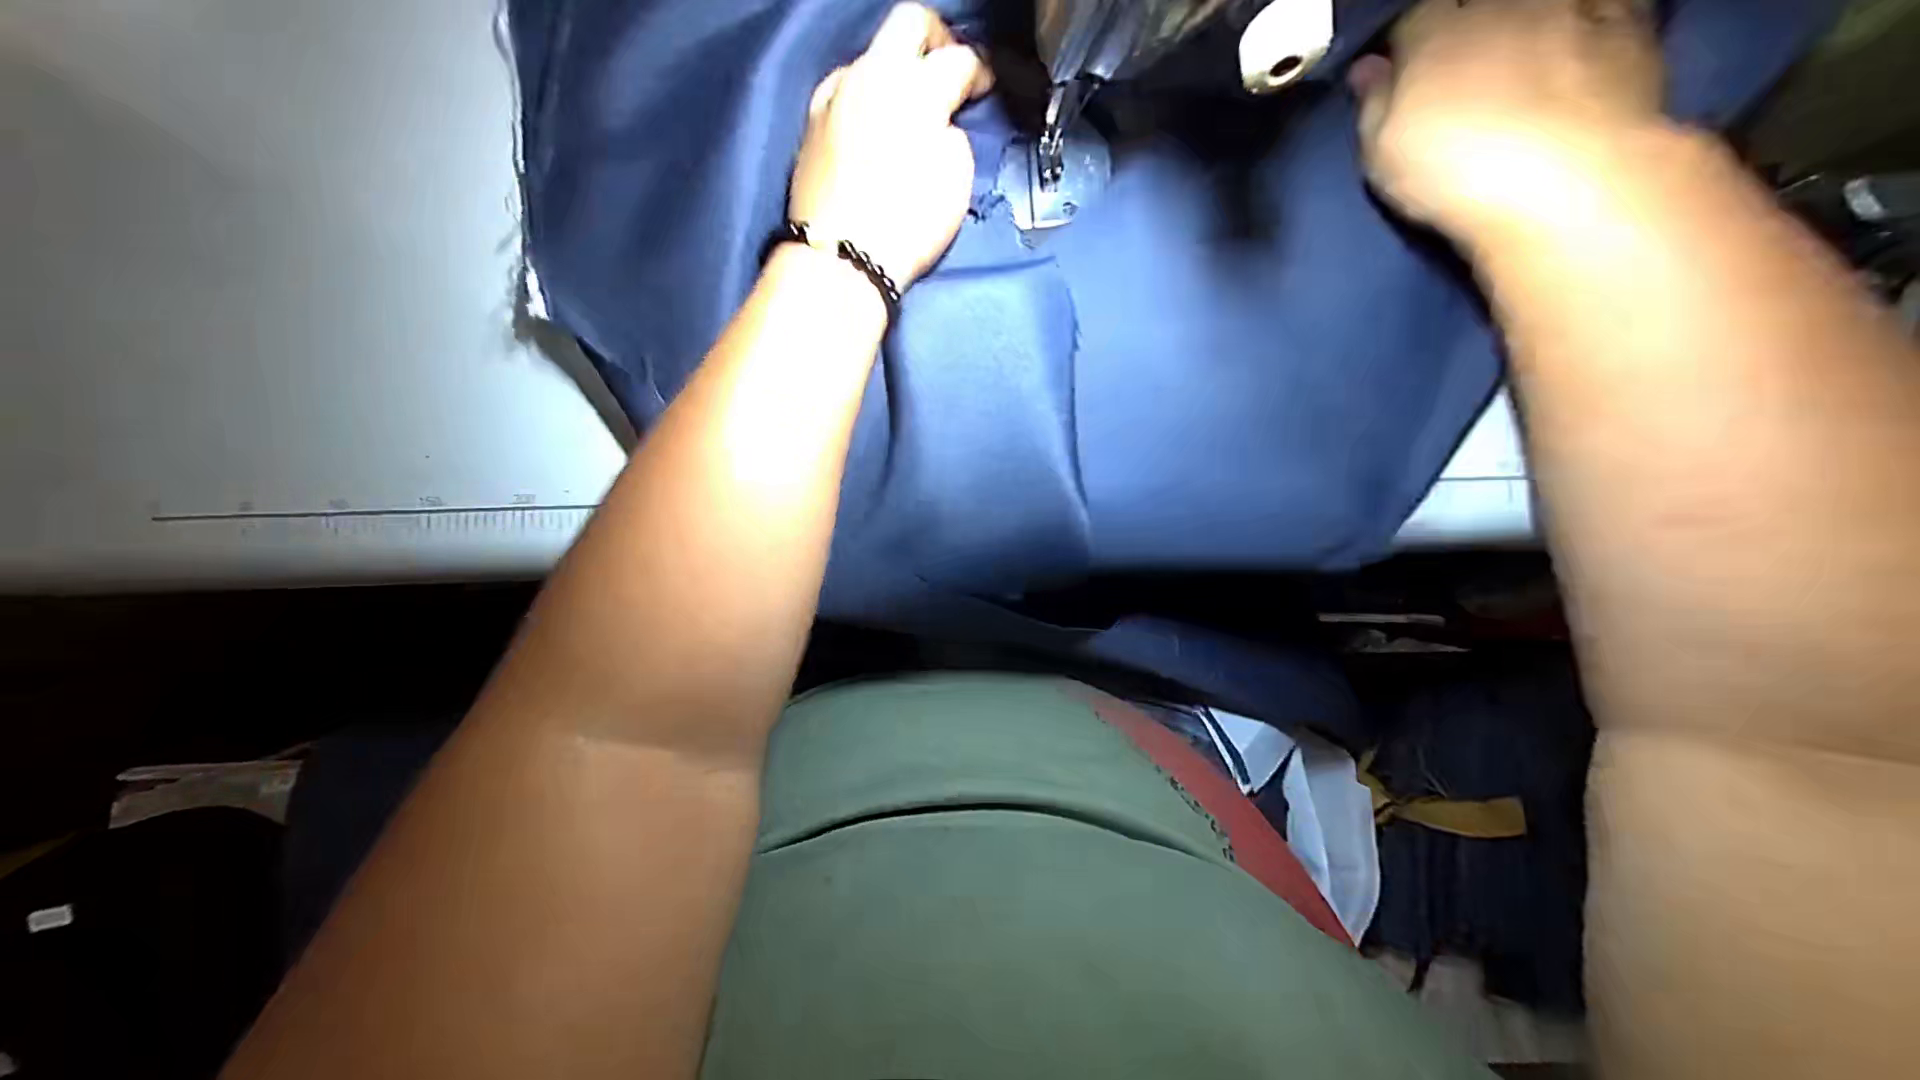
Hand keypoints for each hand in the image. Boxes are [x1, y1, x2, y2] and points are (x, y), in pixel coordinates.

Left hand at [789, 3, 993, 290]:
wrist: (841, 258)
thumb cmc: (906, 224)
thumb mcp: (955, 180)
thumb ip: (953, 137)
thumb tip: (940, 128)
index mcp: (916, 86)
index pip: (960, 58)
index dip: (982, 70)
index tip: (985, 85)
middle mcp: (872, 73)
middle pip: (909, 23)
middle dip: (937, 39)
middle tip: (948, 69)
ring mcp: (835, 93)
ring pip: (872, 55)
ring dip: (896, 69)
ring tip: (908, 105)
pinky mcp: (811, 122)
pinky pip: (844, 88)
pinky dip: (865, 95)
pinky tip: (871, 123)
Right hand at [1350, 0, 1667, 246]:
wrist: (1566, 183)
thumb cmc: (1454, 172)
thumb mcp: (1383, 154)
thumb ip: (1374, 105)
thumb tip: (1367, 69)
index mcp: (1437, 33)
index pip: (1411, 20)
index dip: (1402, 48)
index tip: (1397, 75)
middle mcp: (1503, 5)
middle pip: (1475, 2)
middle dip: (1462, 26)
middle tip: (1454, 65)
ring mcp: (1571, 8)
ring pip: (1540, 2)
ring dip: (1525, 20)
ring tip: (1515, 50)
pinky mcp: (1629, 26)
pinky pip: (1604, 4)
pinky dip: (1586, 16)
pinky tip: (1575, 38)